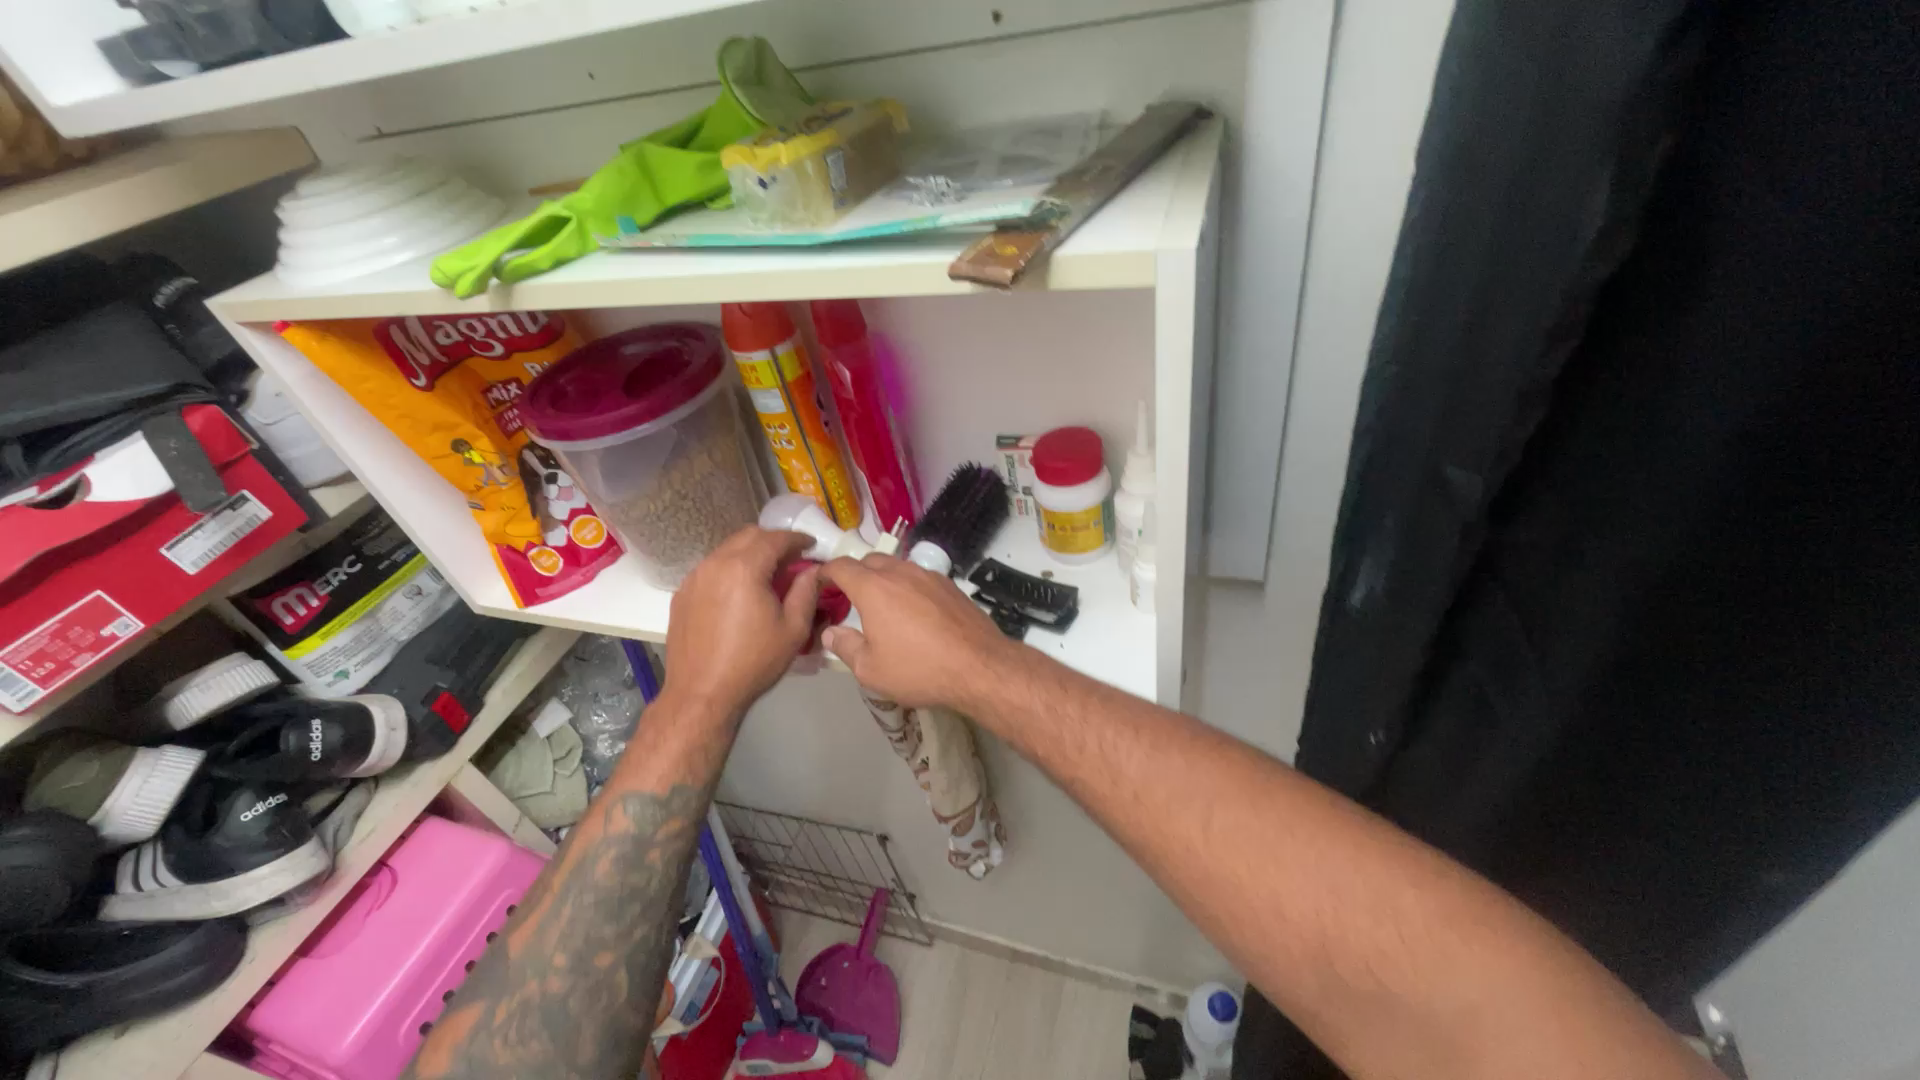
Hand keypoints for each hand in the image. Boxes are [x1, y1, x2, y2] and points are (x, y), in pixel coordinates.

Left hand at [662, 527, 819, 717]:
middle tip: (791, 558)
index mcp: (744, 568)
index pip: (774, 539)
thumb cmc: (753, 662)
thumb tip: (813, 570)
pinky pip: (711, 569)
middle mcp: (715, 564)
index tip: (811, 545)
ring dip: (750, 553)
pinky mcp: (682, 594)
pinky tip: (739, 592)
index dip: (796, 539)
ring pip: (726, 550)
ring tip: (767, 574)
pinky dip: (730, 569)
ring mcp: (694, 578)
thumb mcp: (793, 629)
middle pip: (747, 536)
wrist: (701, 692)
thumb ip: (806, 592)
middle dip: (772, 541)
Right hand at [818, 554, 1019, 709]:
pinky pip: (920, 578)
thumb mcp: (871, 669)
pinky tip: (914, 611)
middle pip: (870, 561)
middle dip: (855, 574)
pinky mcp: (950, 586)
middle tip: (850, 598)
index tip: (819, 582)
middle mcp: (901, 572)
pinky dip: (908, 587)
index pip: (841, 566)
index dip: (826, 572)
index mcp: (874, 588)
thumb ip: (845, 646)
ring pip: (898, 567)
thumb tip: (831, 632)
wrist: (979, 667)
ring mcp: (929, 576)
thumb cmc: (919, 669)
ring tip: (883, 605)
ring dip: (884, 579)